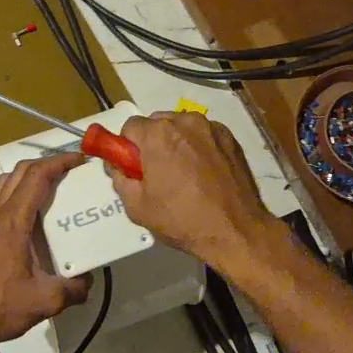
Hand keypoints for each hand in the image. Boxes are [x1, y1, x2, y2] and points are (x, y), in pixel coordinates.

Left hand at [0, 154, 94, 345]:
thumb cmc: (2, 306)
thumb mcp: (47, 301)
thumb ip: (74, 288)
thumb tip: (89, 280)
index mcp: (13, 222)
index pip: (37, 176)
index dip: (60, 162)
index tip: (81, 160)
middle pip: (21, 171)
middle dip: (48, 163)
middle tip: (73, 171)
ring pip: (7, 181)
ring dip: (30, 175)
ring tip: (55, 185)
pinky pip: (1, 197)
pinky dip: (19, 190)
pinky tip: (34, 212)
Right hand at [107, 113, 282, 268]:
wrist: (235, 231)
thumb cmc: (182, 220)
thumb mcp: (137, 207)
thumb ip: (119, 179)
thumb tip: (117, 166)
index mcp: (158, 135)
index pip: (129, 127)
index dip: (127, 147)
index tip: (133, 167)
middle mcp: (184, 122)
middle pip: (156, 123)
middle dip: (151, 143)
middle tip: (157, 173)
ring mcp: (211, 127)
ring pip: (181, 127)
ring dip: (175, 142)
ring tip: (183, 174)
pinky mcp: (230, 137)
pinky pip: (203, 134)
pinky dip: (198, 146)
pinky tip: (203, 172)